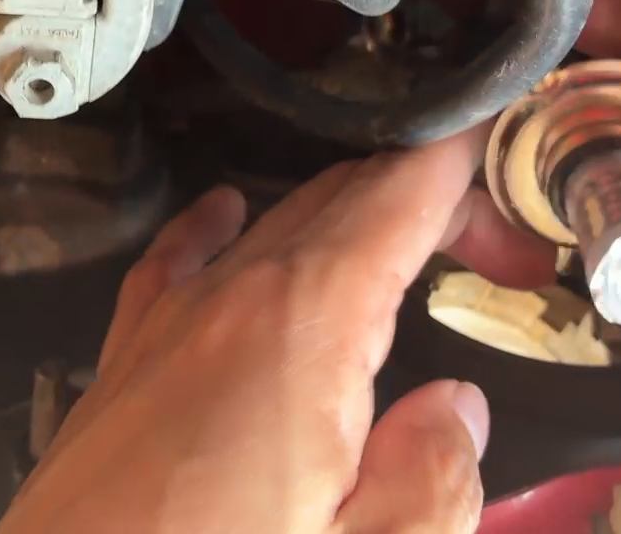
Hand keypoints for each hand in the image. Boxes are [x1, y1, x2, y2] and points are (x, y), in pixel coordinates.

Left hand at [0, 136, 493, 533]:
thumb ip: (429, 483)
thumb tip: (455, 404)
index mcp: (304, 324)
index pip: (390, 205)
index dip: (446, 165)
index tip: (484, 138)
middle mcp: (235, 291)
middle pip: (338, 204)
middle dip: (416, 200)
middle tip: (491, 247)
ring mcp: (173, 311)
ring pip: (271, 224)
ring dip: (340, 217)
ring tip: (402, 237)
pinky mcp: (129, 345)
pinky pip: (177, 253)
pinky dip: (215, 223)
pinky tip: (227, 208)